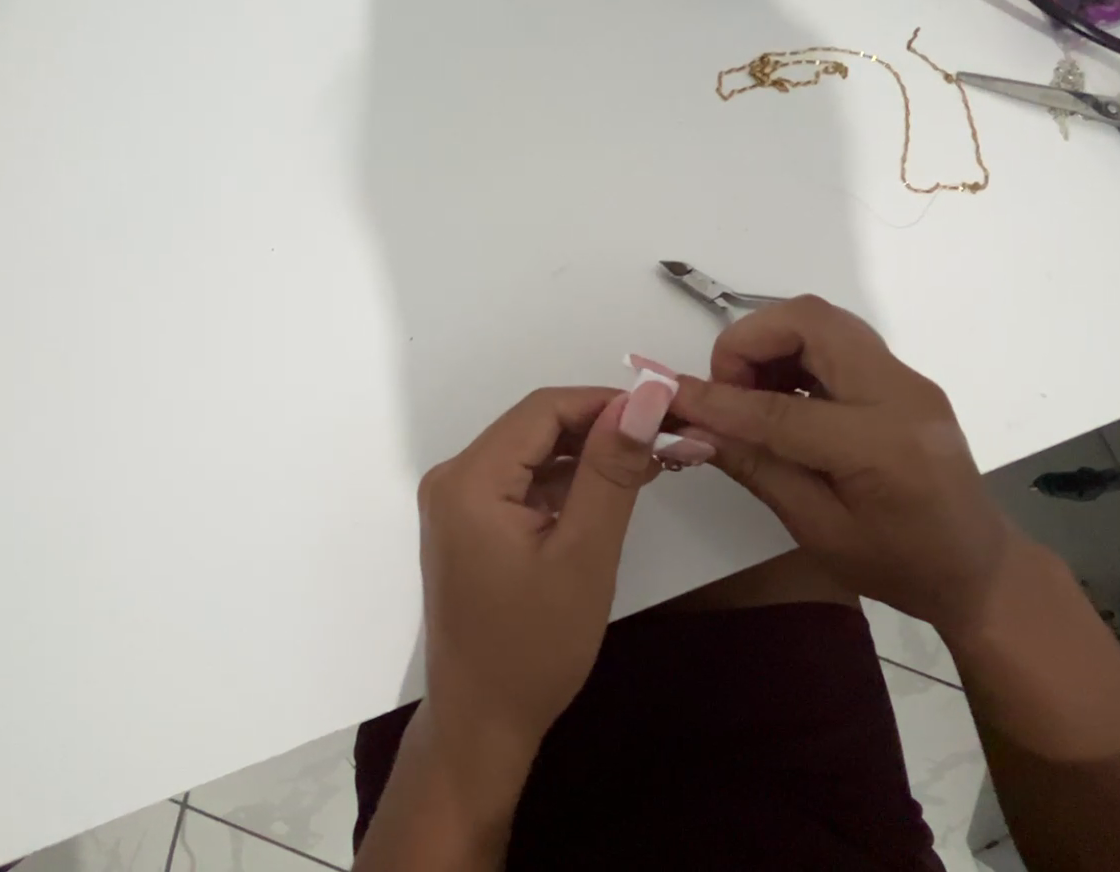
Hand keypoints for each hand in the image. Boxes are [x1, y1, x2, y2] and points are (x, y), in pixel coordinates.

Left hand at [416, 385, 665, 764]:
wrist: (483, 722)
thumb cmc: (535, 646)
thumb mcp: (585, 554)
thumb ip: (611, 470)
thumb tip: (645, 398)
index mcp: (470, 479)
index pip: (543, 409)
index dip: (605, 402)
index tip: (664, 415)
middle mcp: (453, 479)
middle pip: (535, 428)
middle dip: (601, 430)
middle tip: (666, 443)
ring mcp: (458, 503)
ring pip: (532, 454)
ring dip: (588, 457)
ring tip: (650, 466)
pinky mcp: (469, 525)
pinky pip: (522, 484)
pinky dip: (566, 484)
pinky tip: (609, 493)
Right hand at [671, 296, 1018, 639]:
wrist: (978, 566)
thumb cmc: (899, 565)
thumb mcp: (818, 530)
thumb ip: (755, 468)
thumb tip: (692, 427)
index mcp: (882, 448)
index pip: (781, 410)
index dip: (718, 401)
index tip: (670, 396)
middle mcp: (901, 395)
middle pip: (811, 321)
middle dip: (750, 342)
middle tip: (726, 389)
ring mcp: (906, 379)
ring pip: (823, 320)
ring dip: (771, 343)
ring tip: (749, 395)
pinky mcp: (900, 377)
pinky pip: (836, 340)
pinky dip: (793, 354)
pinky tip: (779, 398)